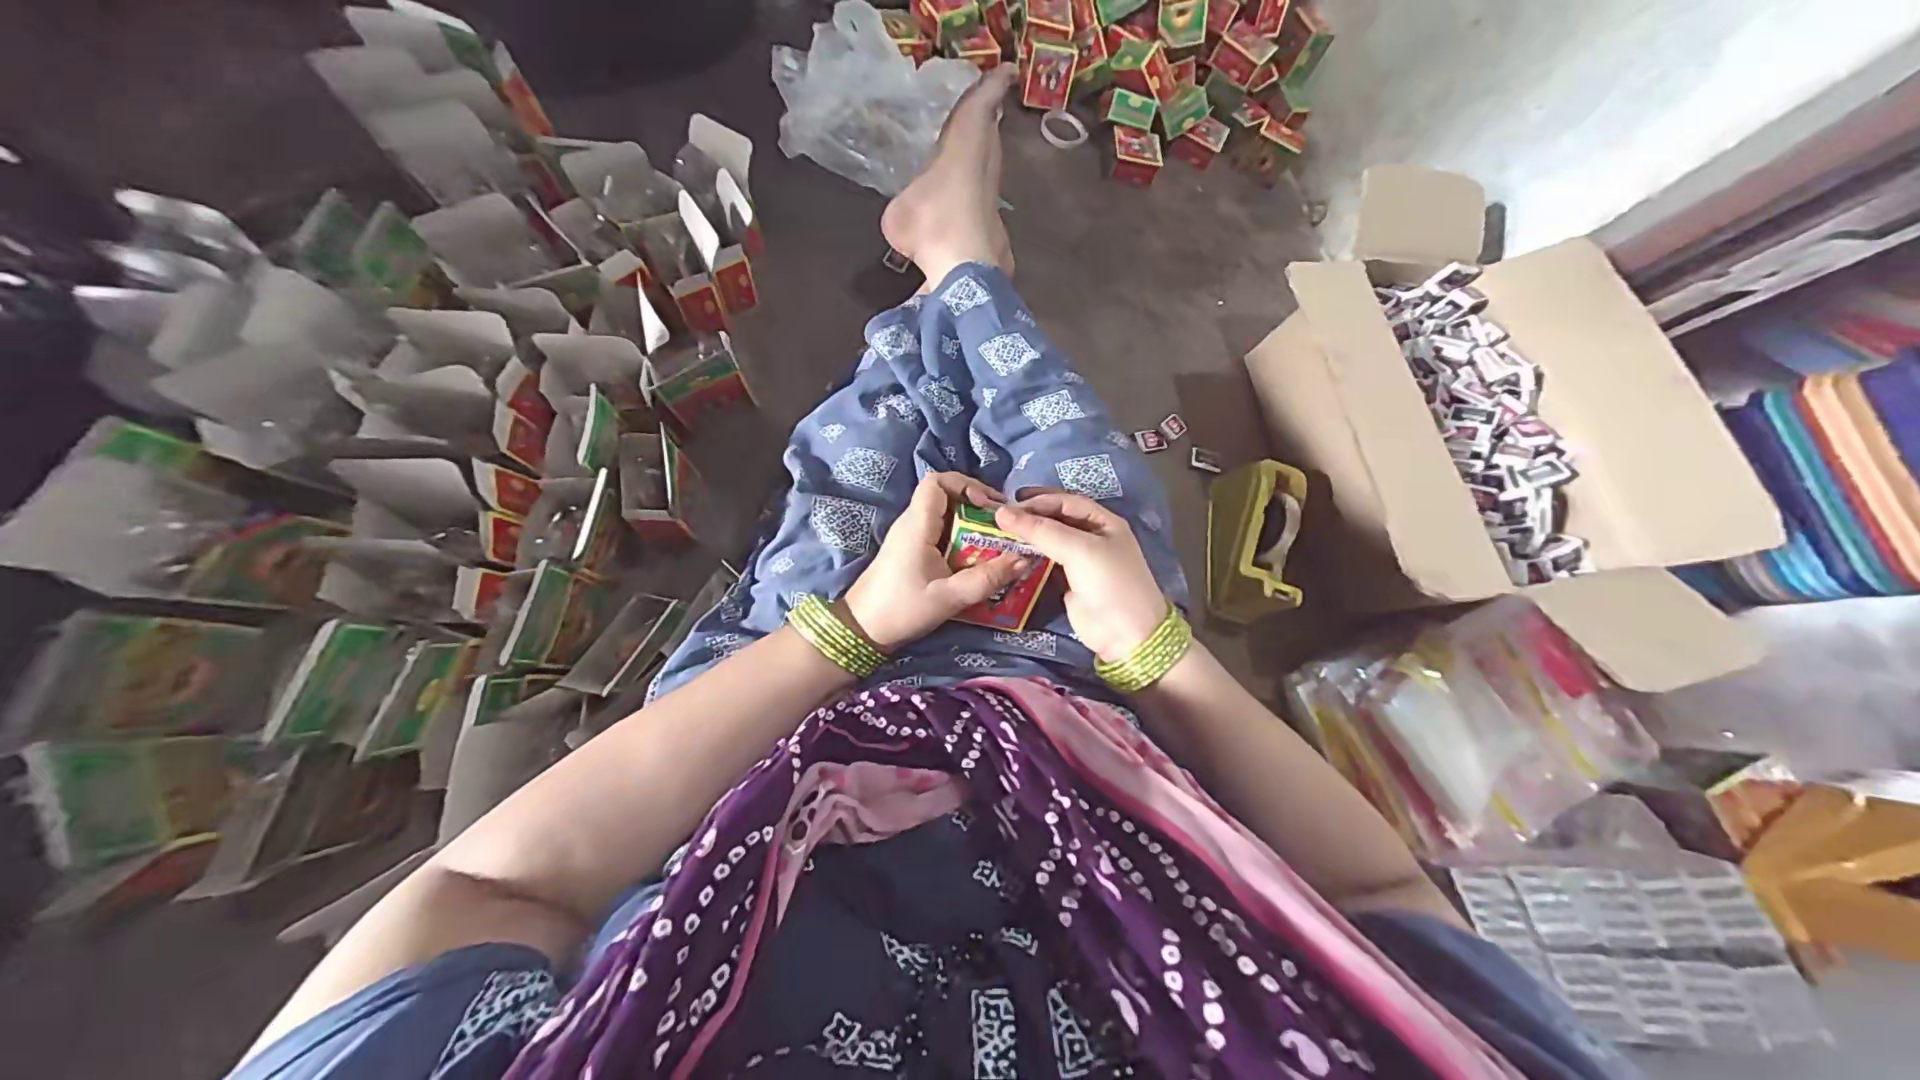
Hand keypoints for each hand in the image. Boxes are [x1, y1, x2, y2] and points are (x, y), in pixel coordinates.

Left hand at [842, 472, 1030, 651]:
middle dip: (977, 505)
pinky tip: (977, 558)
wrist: (862, 630)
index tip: (989, 505)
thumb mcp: (949, 597)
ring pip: (945, 515)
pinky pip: (940, 533)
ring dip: (971, 523)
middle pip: (946, 496)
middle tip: (1003, 525)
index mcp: (917, 525)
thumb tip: (1025, 560)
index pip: (937, 481)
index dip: (966, 485)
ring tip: (997, 541)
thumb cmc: (902, 609)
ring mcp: (910, 537)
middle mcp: (912, 524)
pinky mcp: (911, 552)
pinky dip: (961, 538)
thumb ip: (987, 579)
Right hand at [992, 490, 1167, 662]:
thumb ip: (1042, 530)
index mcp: (1103, 522)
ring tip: (1000, 532)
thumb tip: (1002, 512)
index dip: (1039, 499)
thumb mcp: (1079, 550)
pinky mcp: (1069, 582)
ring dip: (1028, 536)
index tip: (1010, 502)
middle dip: (1031, 515)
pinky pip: (1046, 561)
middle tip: (1000, 516)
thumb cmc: (1109, 584)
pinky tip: (1011, 553)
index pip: (1067, 502)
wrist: (1125, 635)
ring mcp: (1081, 561)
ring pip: (1050, 540)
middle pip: (1057, 519)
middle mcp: (1093, 537)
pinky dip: (1029, 556)